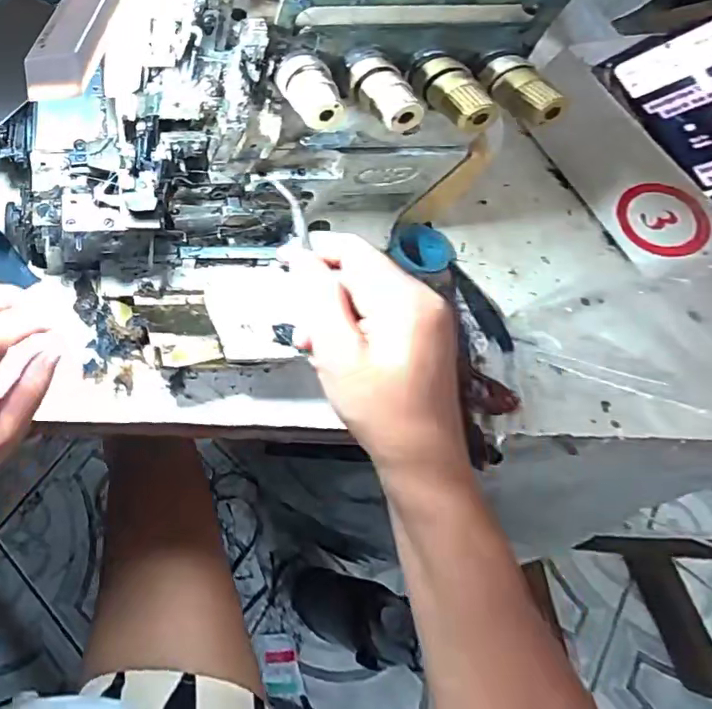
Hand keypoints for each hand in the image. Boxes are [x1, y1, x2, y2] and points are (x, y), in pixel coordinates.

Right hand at [278, 232, 469, 483]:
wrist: (423, 459)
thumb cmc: (380, 410)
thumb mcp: (337, 350)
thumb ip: (318, 296)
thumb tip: (303, 258)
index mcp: (405, 298)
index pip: (352, 251)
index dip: (314, 253)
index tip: (284, 262)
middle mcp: (423, 299)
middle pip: (358, 272)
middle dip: (323, 294)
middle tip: (304, 330)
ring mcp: (427, 317)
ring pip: (365, 294)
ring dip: (335, 313)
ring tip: (320, 349)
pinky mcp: (424, 334)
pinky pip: (379, 312)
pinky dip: (354, 325)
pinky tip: (341, 354)